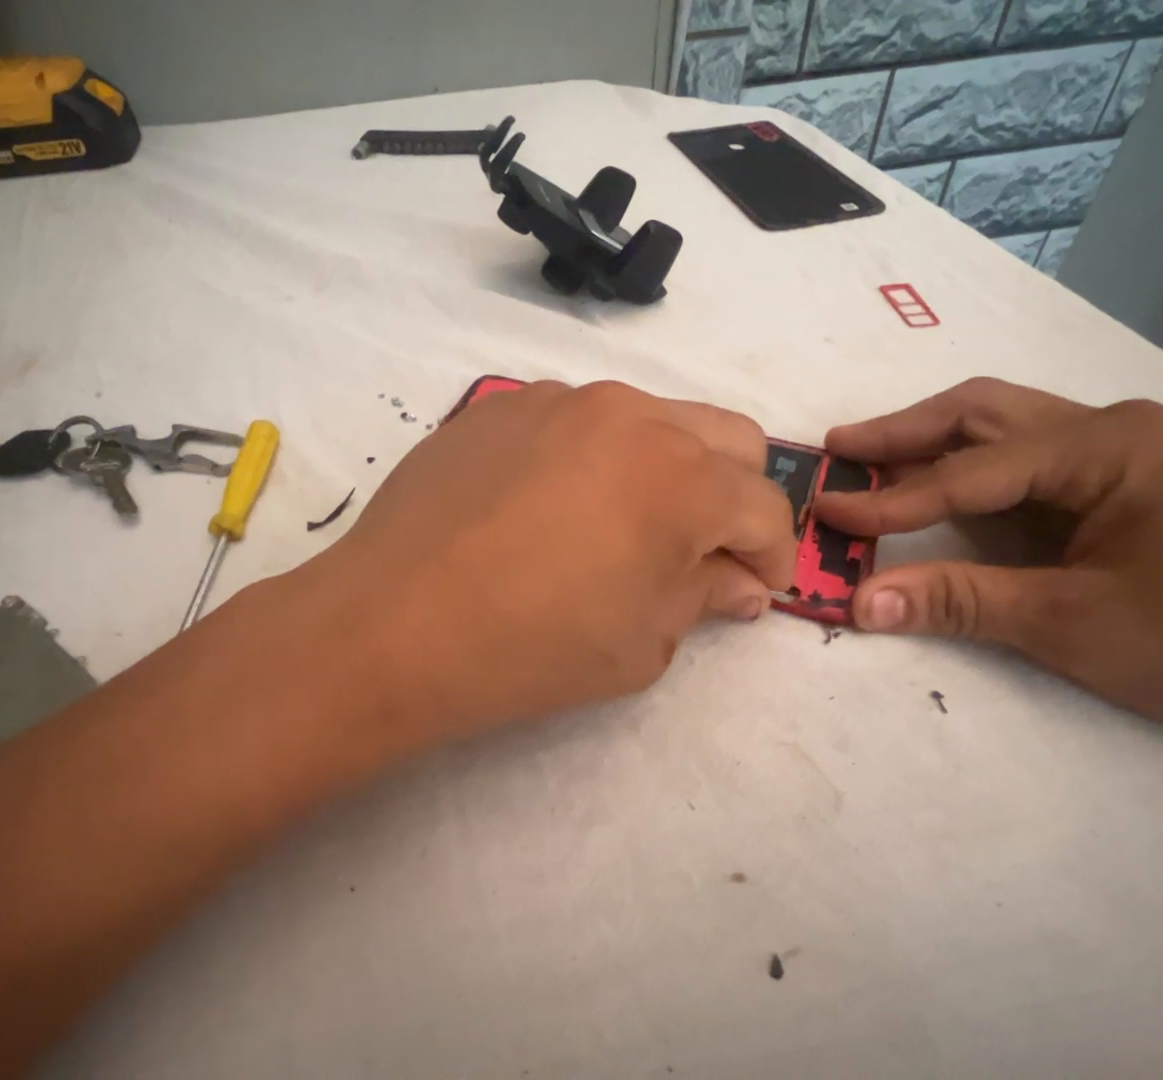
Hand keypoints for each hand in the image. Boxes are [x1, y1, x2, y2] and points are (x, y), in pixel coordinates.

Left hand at [302, 380, 796, 746]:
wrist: (391, 624)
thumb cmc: (530, 648)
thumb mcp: (640, 644)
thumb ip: (702, 598)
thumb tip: (739, 581)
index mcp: (682, 478)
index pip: (763, 505)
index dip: (771, 553)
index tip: (754, 587)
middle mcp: (630, 415)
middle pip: (726, 436)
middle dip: (733, 494)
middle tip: (701, 549)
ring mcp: (559, 401)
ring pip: (650, 416)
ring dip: (664, 466)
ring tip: (622, 526)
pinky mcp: (501, 406)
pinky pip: (575, 419)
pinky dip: (592, 455)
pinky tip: (551, 507)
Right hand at [814, 378, 1162, 744]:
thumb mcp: (1080, 627)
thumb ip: (962, 603)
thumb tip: (860, 603)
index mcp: (1107, 447)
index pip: (970, 471)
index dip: (891, 499)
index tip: (825, 514)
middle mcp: (1114, 430)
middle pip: (986, 412)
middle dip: (905, 432)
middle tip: (838, 451)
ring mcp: (1130, 453)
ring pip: (1011, 429)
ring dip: (938, 445)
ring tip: (874, 460)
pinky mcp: (1136, 484)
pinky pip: (1036, 463)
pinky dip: (977, 472)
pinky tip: (949, 491)